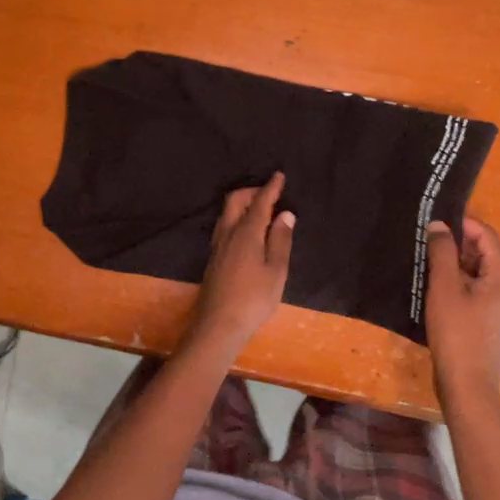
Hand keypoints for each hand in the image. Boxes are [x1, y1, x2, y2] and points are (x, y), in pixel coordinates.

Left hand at [187, 172, 295, 356]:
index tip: (279, 176)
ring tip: (261, 210)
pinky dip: (237, 217)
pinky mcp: (213, 256)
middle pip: (236, 200)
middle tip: (270, 194)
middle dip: (252, 191)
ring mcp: (217, 244)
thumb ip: (281, 240)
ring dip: (243, 204)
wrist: (218, 324)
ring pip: (227, 212)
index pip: (260, 202)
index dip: (270, 188)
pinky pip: (224, 225)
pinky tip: (247, 231)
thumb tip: (286, 214)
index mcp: (246, 232)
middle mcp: (228, 232)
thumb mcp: (276, 271)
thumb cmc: (254, 299)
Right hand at [426, 217, 499, 399]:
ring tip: (438, 256)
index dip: (465, 224)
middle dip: (469, 239)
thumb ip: (442, 252)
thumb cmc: (456, 332)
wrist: (467, 383)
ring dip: (467, 258)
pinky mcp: (495, 320)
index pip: (489, 237)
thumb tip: (439, 225)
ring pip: (490, 270)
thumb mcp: (444, 287)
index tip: (438, 221)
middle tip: (440, 236)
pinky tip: (445, 283)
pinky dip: (468, 276)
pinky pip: (485, 287)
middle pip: (494, 251)